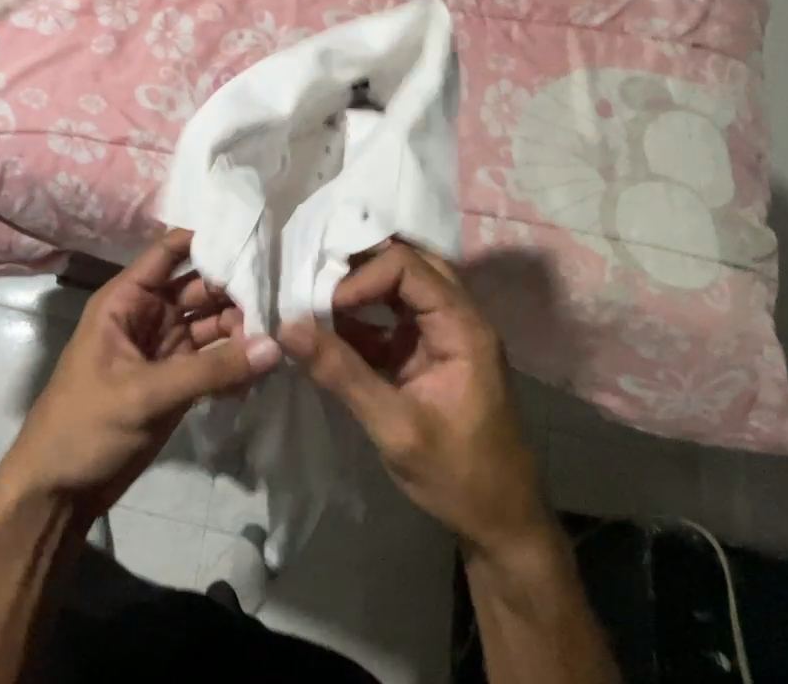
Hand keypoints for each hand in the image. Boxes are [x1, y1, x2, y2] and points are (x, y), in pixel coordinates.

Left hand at [0, 229, 282, 517]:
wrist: (59, 490)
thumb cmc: (86, 426)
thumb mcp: (145, 393)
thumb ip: (211, 370)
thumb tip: (275, 346)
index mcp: (126, 301)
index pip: (170, 253)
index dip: (209, 241)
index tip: (257, 240)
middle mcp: (149, 316)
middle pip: (201, 289)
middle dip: (239, 290)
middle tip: (286, 297)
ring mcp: (164, 350)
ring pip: (212, 326)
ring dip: (243, 329)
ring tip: (286, 334)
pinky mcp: (177, 383)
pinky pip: (214, 361)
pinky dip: (237, 363)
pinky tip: (266, 368)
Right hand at [277, 240, 547, 553]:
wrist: (500, 521)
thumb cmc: (457, 474)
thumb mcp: (394, 426)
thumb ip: (342, 373)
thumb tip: (286, 327)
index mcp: (463, 327)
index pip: (407, 267)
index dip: (361, 277)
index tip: (322, 307)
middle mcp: (458, 319)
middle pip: (408, 265)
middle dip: (358, 268)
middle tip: (312, 282)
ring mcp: (444, 337)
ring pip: (400, 289)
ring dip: (358, 292)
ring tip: (312, 303)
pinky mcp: (428, 357)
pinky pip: (392, 321)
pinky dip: (359, 322)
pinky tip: (325, 335)